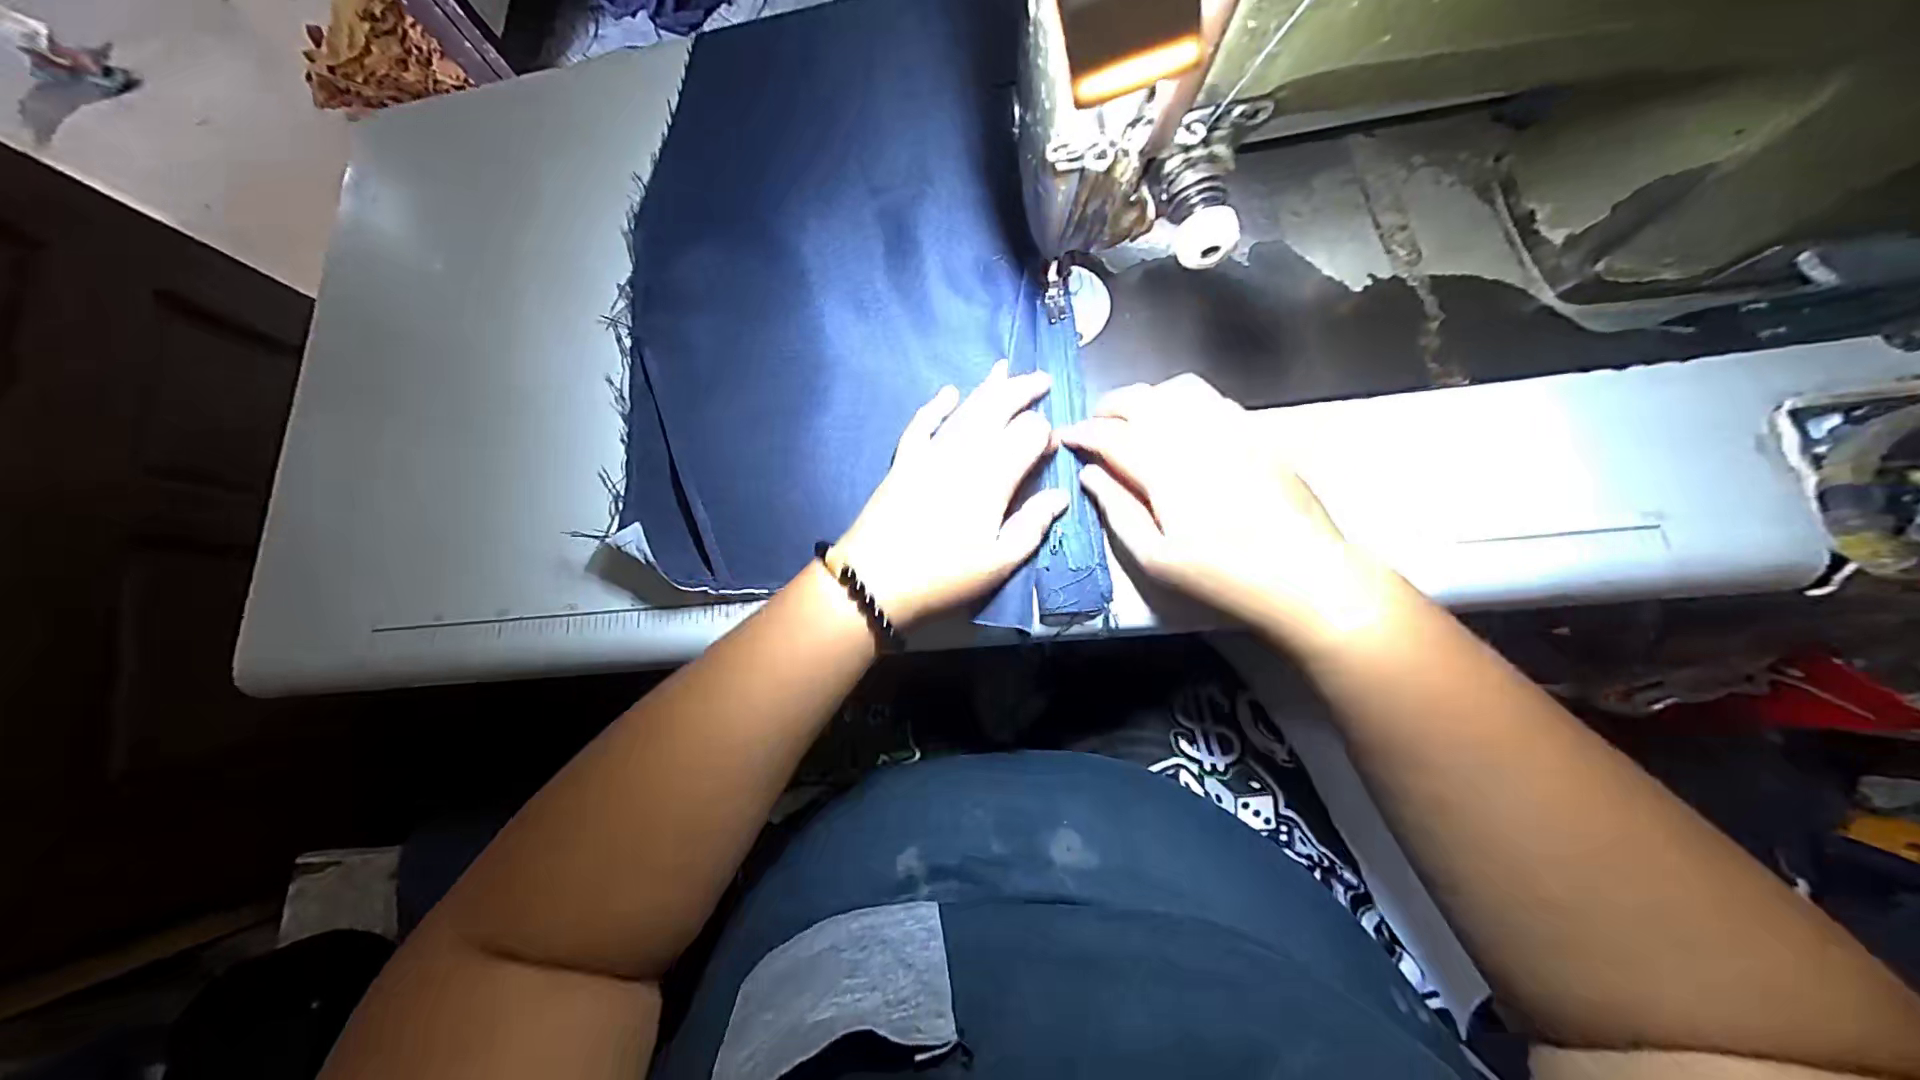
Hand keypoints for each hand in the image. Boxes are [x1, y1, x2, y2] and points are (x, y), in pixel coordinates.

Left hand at [831, 361, 1069, 628]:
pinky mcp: (904, 459)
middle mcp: (964, 452)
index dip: (1045, 434)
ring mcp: (931, 451)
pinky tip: (950, 393)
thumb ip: (1032, 525)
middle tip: (1043, 380)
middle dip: (1023, 390)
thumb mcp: (998, 562)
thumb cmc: (943, 575)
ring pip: (965, 409)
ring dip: (988, 388)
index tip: (1051, 449)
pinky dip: (937, 405)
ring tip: (1006, 370)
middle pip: (998, 407)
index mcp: (994, 476)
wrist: (874, 579)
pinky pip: (922, 422)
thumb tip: (1060, 496)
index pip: (1029, 433)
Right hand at [1059, 374, 1398, 645]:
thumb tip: (1090, 474)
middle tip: (1094, 425)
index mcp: (1163, 467)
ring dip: (1145, 398)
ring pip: (1176, 389)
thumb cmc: (1222, 574)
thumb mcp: (1156, 557)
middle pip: (1140, 399)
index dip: (1083, 432)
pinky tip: (1179, 422)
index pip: (1110, 434)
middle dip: (1108, 407)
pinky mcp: (1256, 430)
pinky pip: (1211, 398)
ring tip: (1132, 419)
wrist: (1305, 574)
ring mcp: (1230, 427)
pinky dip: (1182, 400)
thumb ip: (1117, 509)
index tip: (1067, 438)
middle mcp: (1194, 434)